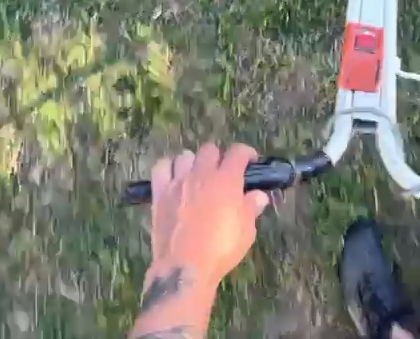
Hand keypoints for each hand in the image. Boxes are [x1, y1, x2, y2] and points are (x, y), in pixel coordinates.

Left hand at [145, 142, 270, 289]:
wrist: (185, 269)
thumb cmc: (221, 250)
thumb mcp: (246, 232)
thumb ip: (251, 208)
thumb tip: (259, 195)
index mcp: (227, 179)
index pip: (238, 152)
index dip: (246, 153)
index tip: (250, 162)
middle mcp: (203, 173)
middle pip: (210, 149)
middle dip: (218, 157)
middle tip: (221, 174)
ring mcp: (179, 181)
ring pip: (186, 156)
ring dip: (193, 163)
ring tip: (196, 177)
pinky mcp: (160, 192)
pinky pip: (162, 167)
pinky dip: (168, 168)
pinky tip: (174, 178)